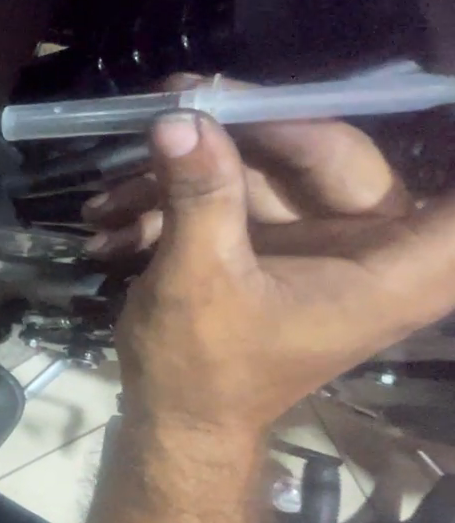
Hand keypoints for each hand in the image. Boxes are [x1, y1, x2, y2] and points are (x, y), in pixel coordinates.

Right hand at [96, 106, 454, 437]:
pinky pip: (225, 205)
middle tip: (167, 110)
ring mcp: (316, 243)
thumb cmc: (206, 365)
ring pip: (257, 177)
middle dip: (233, 137)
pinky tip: (108, 228)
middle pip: (320, 156)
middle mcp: (372, 243)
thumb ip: (199, 195)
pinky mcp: (268, 249)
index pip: (444, 183)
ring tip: (102, 203)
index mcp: (399, 262)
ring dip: (172, 183)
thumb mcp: (199, 277)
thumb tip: (180, 117)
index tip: (272, 103)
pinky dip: (165, 210)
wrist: (175, 419)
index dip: (384, 128)